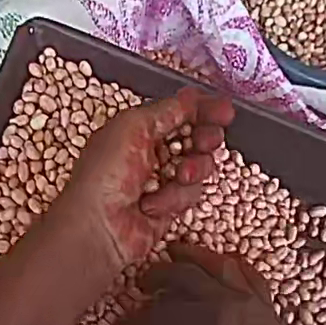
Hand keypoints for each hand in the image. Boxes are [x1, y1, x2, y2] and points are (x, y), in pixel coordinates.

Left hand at [53, 87, 234, 270]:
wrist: (100, 226)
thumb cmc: (105, 175)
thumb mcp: (134, 127)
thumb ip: (167, 111)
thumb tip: (190, 99)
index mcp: (139, 129)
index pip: (178, 113)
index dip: (202, 109)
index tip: (225, 110)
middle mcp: (151, 153)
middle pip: (194, 138)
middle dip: (205, 138)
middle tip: (209, 141)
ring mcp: (162, 181)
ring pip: (198, 167)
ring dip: (192, 169)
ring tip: (179, 176)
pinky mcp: (169, 206)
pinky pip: (190, 195)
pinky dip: (175, 198)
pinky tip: (153, 204)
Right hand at [126, 243, 325, 324]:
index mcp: (214, 324)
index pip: (166, 313)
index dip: (141, 318)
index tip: (122, 324)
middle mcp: (232, 302)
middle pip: (187, 276)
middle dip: (159, 277)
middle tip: (140, 284)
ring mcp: (252, 299)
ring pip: (217, 264)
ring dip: (192, 256)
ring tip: (173, 253)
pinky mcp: (267, 303)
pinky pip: (246, 273)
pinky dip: (229, 264)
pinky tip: (219, 264)